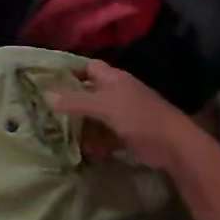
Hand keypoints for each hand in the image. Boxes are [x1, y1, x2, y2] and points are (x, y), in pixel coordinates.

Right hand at [47, 60, 207, 173]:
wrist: (173, 145)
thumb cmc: (138, 117)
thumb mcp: (104, 107)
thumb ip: (75, 101)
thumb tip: (46, 95)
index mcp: (114, 79)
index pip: (88, 67)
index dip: (71, 71)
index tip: (49, 80)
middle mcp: (118, 92)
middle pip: (90, 93)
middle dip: (72, 103)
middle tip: (49, 111)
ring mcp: (123, 114)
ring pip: (96, 116)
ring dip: (82, 126)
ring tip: (61, 135)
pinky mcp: (127, 134)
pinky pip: (105, 135)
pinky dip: (95, 143)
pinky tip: (85, 152)